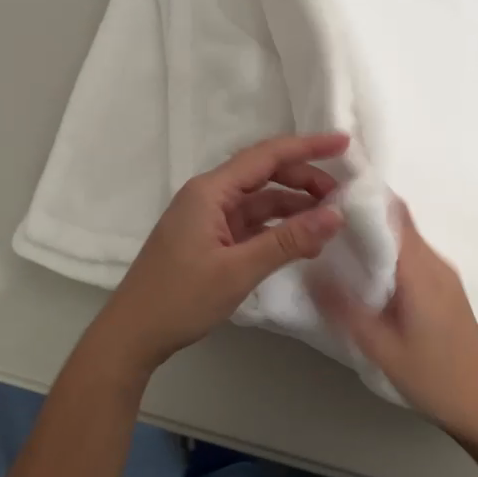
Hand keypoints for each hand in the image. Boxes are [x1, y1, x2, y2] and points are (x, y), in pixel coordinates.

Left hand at [85, 133, 350, 375]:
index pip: (267, 156)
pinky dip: (278, 228)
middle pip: (265, 175)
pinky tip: (303, 241)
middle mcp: (209, 195)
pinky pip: (251, 223)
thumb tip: (335, 215)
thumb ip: (288, 241)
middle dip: (305, 180)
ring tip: (331, 221)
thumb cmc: (181, 298)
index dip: (307, 147)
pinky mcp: (210, 240)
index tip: (344, 143)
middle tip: (343, 197)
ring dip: (294, 207)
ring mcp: (208, 218)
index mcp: (210, 191)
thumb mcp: (239, 270)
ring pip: (260, 200)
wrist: (133, 333)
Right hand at [312, 204, 477, 445]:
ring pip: (405, 242)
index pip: (395, 216)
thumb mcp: (381, 349)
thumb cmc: (434, 379)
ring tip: (335, 243)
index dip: (365, 199)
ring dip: (375, 237)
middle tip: (322, 220)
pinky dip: (388, 255)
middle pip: (399, 224)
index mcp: (422, 271)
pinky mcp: (445, 290)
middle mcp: (436, 264)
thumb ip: (347, 311)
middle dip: (363, 217)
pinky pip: (413, 258)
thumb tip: (313, 274)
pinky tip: (364, 273)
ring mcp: (444, 277)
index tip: (330, 194)